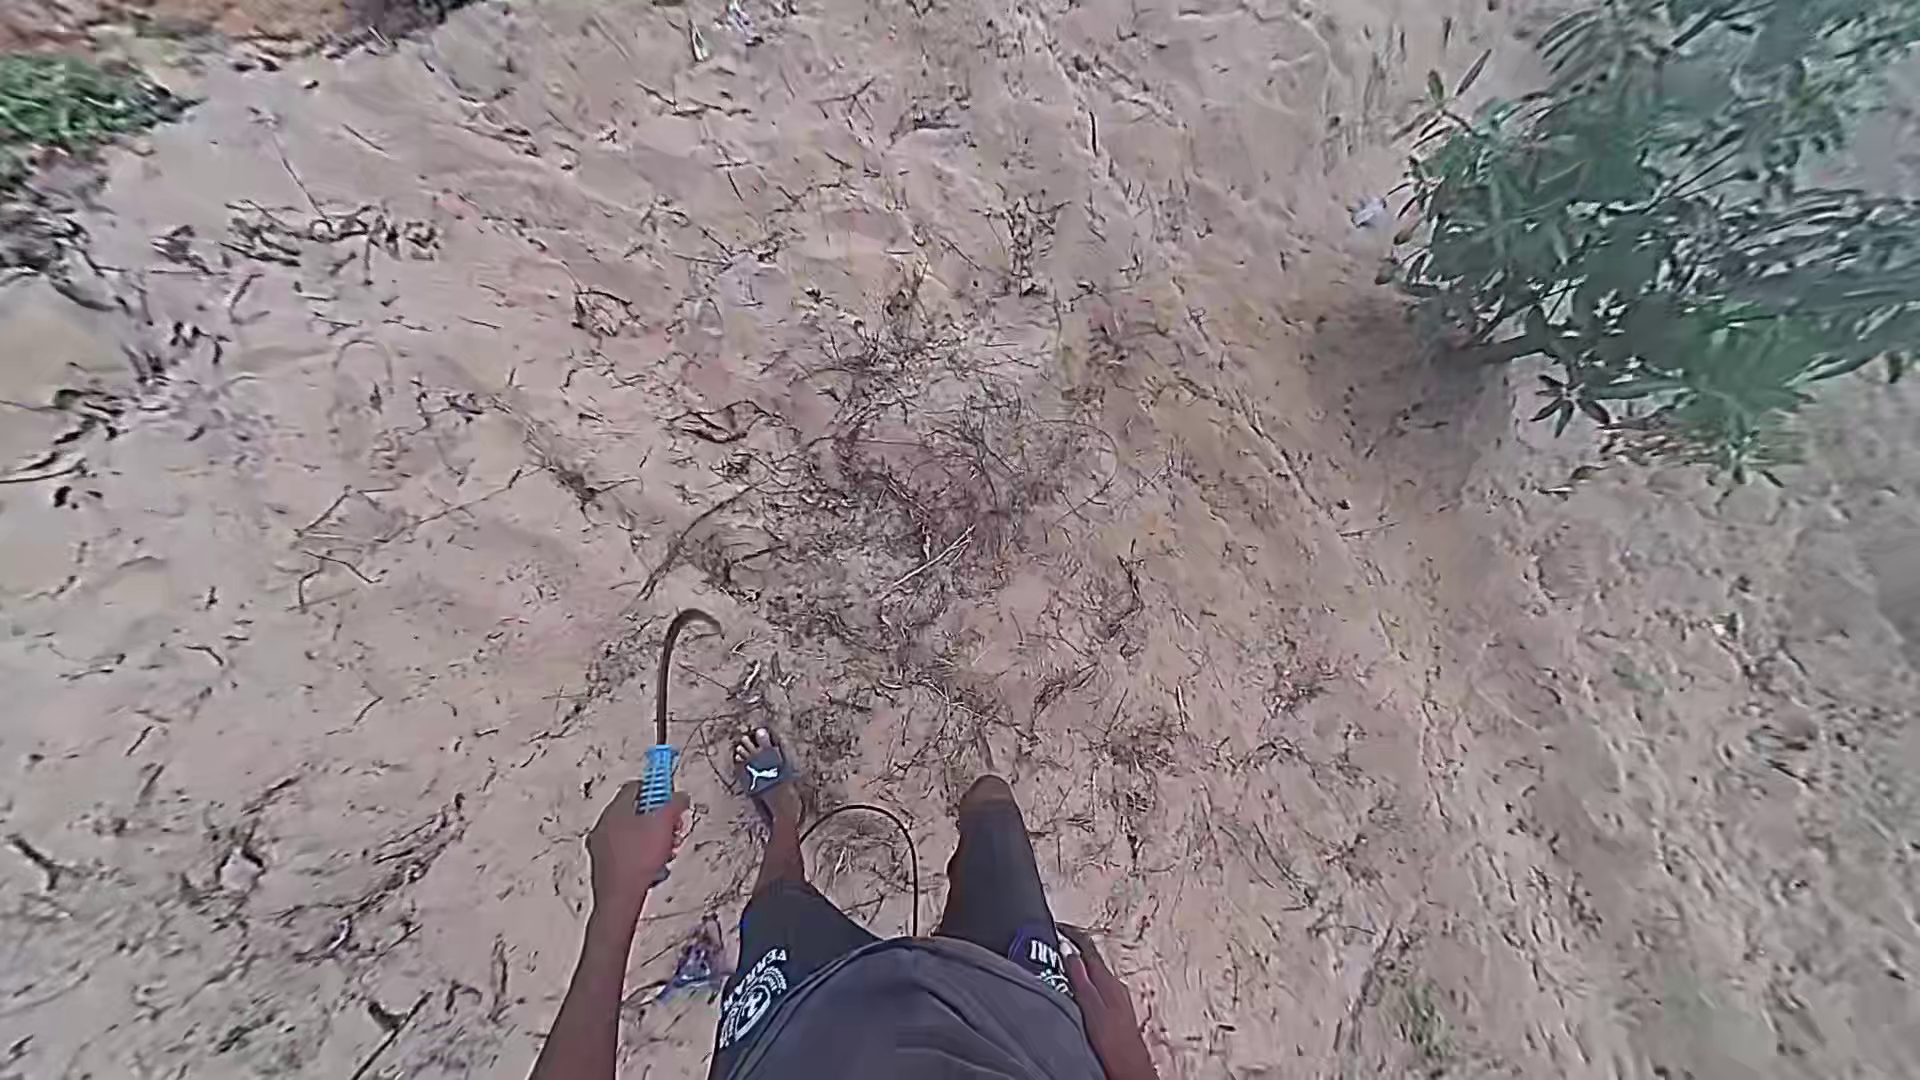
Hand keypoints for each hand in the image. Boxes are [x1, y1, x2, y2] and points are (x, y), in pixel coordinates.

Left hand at [586, 783, 687, 919]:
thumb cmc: (639, 858)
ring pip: (633, 830)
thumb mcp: (666, 821)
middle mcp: (603, 827)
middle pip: (636, 809)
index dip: (656, 788)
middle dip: (658, 815)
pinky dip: (643, 851)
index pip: (636, 786)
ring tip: (666, 846)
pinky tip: (655, 861)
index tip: (669, 795)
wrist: (621, 898)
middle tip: (671, 824)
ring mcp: (601, 848)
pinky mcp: (605, 866)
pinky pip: (628, 849)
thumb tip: (680, 797)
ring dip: (653, 835)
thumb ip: (676, 802)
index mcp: (614, 811)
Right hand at [1060, 925, 1157, 1079]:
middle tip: (1053, 946)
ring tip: (1060, 967)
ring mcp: (1118, 998)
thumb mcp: (1091, 1008)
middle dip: (1073, 948)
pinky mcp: (1118, 1012)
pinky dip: (1084, 982)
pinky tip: (1076, 993)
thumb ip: (1080, 978)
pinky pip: (1097, 986)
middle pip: (1091, 957)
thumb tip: (1068, 949)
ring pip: (1094, 972)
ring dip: (1078, 966)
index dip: (1071, 933)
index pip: (1087, 944)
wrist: (1133, 1074)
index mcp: (1108, 979)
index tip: (1056, 926)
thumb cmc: (1113, 1044)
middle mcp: (1115, 984)